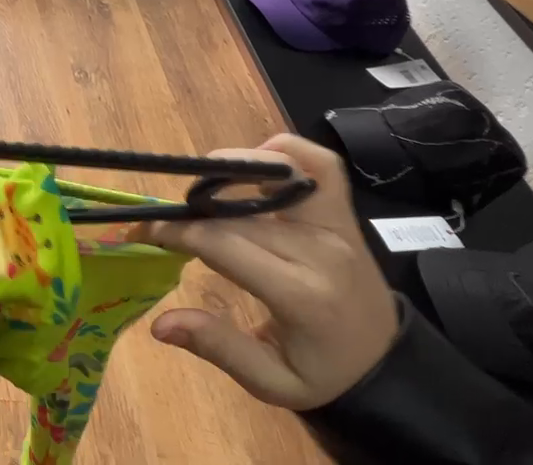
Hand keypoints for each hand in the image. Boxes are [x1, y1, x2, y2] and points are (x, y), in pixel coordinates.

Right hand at [129, 134, 398, 410]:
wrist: (387, 366)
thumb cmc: (321, 372)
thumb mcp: (270, 380)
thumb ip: (218, 347)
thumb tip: (159, 325)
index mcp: (300, 295)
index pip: (220, 241)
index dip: (174, 230)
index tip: (145, 231)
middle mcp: (320, 252)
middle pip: (234, 209)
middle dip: (188, 207)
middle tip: (162, 218)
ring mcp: (336, 227)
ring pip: (274, 173)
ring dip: (227, 171)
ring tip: (201, 192)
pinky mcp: (344, 214)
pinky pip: (319, 164)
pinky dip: (282, 151)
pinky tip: (252, 164)